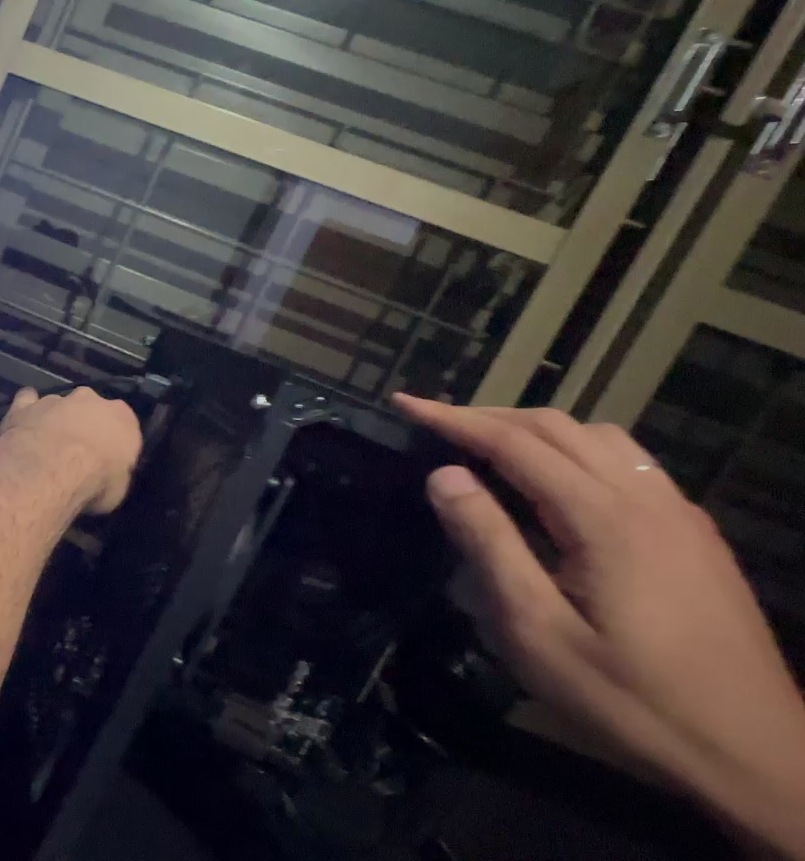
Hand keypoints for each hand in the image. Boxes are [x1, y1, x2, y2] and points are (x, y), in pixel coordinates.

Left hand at [0, 387, 140, 516]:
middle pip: (89, 408)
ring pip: (58, 405)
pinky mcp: (24, 405)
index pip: (123, 423)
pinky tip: (23, 423)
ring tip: (46, 446)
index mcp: (121, 416)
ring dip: (55, 420)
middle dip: (84, 424)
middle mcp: (89, 399)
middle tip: (76, 451)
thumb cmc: (95, 482)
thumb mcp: (119, 487)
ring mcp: (54, 399)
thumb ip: (115, 470)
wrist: (50, 471)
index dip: (114, 441)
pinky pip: (26, 401)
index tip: (107, 457)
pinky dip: (25, 411)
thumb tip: (107, 472)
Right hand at [395, 396, 804, 856]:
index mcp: (605, 521)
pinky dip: (577, 452)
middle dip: (489, 416)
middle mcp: (648, 503)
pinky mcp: (696, 539)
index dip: (454, 419)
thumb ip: (488, 544)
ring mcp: (681, 519)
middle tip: (432, 423)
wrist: (759, 759)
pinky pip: (630, 466)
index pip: (515, 444)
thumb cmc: (629, 699)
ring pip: (601, 439)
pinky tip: (555, 484)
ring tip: (487, 447)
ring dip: (536, 430)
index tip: (403, 403)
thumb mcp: (534, 631)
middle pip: (559, 428)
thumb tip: (443, 475)